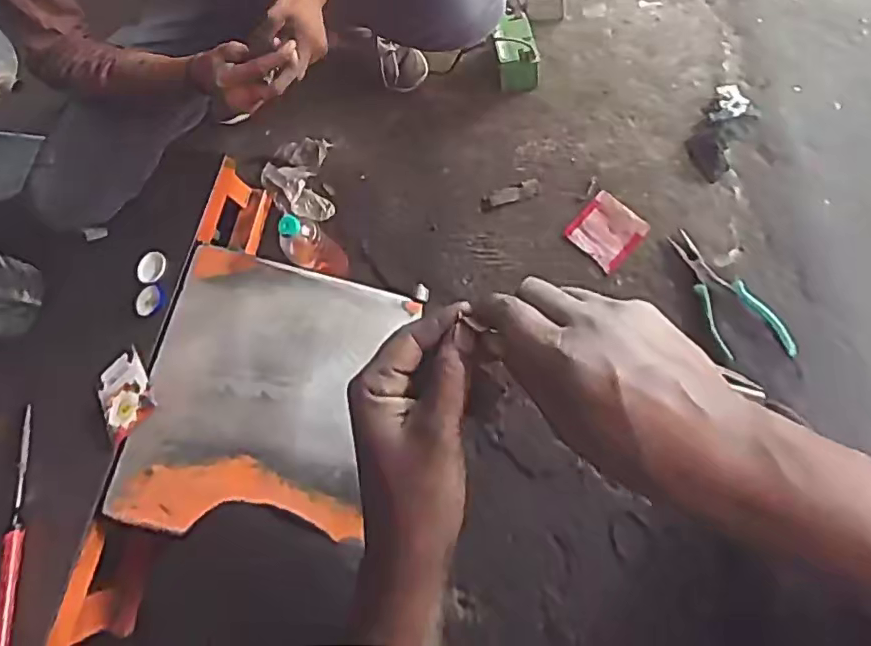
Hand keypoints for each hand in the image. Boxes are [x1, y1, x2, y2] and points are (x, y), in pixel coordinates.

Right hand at [185, 40, 293, 114]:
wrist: (200, 85)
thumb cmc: (211, 64)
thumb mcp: (222, 50)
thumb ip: (245, 49)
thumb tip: (273, 44)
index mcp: (227, 79)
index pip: (259, 68)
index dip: (278, 56)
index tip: (292, 44)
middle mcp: (237, 97)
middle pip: (273, 88)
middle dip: (288, 71)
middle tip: (296, 55)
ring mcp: (245, 109)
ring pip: (275, 95)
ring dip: (287, 77)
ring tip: (292, 61)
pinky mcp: (251, 112)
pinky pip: (272, 98)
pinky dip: (280, 84)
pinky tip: (284, 72)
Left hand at [253, 0, 331, 89]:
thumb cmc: (293, 2)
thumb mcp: (274, 17)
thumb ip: (265, 37)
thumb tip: (255, 56)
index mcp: (307, 46)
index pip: (291, 73)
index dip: (277, 82)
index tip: (262, 88)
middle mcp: (316, 53)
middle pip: (295, 74)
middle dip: (279, 78)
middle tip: (261, 81)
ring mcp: (319, 51)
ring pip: (299, 67)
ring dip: (285, 69)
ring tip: (268, 70)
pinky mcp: (319, 48)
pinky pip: (303, 60)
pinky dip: (291, 61)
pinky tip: (279, 58)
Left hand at [348, 303, 475, 645]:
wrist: (413, 559)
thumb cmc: (420, 500)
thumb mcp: (438, 430)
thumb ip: (450, 374)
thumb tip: (464, 327)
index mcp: (372, 386)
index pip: (410, 336)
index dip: (446, 322)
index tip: (480, 311)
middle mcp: (379, 389)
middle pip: (422, 349)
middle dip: (460, 347)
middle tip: (497, 342)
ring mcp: (395, 405)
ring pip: (435, 369)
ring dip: (466, 370)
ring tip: (498, 373)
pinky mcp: (413, 421)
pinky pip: (439, 391)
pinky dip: (463, 390)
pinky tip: (489, 397)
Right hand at [476, 278, 755, 510]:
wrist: (720, 443)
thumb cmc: (641, 455)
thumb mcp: (573, 430)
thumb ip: (535, 381)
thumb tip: (509, 350)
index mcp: (563, 353)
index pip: (507, 308)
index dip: (488, 311)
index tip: (483, 320)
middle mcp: (587, 318)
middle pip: (533, 287)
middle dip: (521, 307)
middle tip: (526, 336)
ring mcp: (620, 308)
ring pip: (568, 292)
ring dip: (557, 312)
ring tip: (572, 347)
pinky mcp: (645, 308)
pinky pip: (602, 303)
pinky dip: (591, 318)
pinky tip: (611, 351)